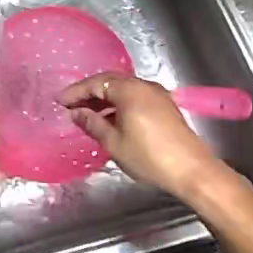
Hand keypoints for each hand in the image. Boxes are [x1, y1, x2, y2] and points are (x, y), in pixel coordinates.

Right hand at [58, 73, 231, 202]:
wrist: (192, 170)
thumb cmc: (149, 157)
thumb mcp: (114, 143)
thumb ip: (93, 124)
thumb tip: (77, 113)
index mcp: (129, 90)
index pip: (96, 83)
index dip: (76, 91)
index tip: (60, 100)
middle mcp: (143, 85)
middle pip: (110, 82)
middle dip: (89, 92)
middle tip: (71, 104)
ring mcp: (157, 94)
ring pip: (123, 90)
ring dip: (105, 99)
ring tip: (88, 114)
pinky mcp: (165, 106)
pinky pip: (135, 97)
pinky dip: (119, 104)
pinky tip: (111, 119)